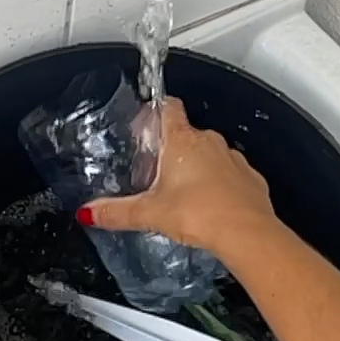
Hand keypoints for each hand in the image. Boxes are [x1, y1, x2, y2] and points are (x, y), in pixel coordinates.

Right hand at [81, 97, 280, 252]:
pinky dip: (221, 183)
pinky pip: (231, 173)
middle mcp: (210, 141)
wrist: (246, 232)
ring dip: (198, 166)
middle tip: (157, 173)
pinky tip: (212, 205)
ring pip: (210, 153)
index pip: (168, 107)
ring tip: (184, 193)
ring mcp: (233, 157)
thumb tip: (88, 213)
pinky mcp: (251, 177)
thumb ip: (117, 212)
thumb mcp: (151, 213)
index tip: (147, 124)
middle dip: (172, 149)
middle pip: (186, 134)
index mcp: (182, 141)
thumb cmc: (200, 214)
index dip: (156, 111)